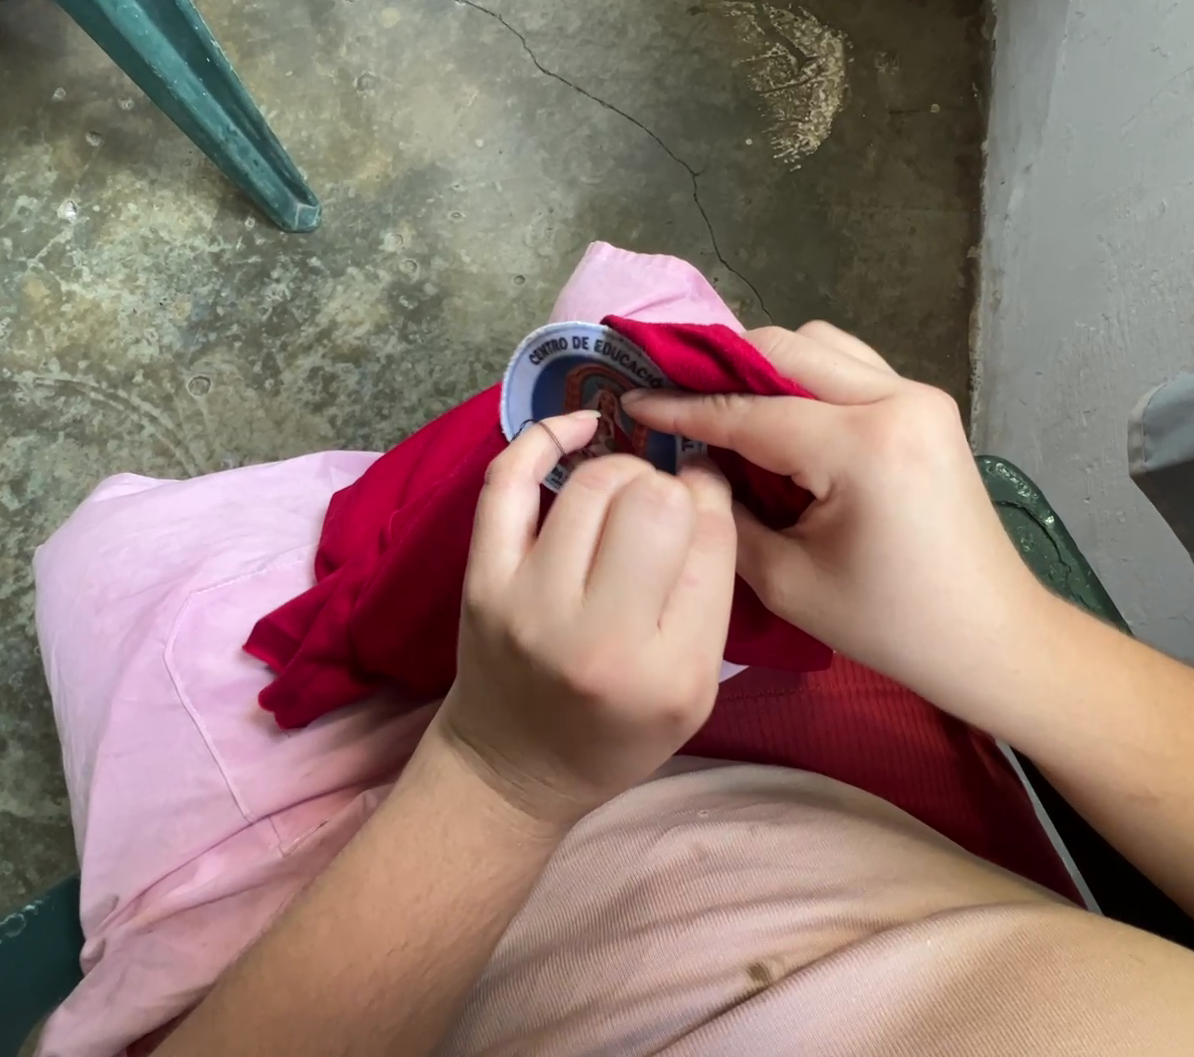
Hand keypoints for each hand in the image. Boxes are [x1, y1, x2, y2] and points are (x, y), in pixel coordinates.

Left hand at [434, 411, 738, 827]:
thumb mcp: (696, 689)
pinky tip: (577, 426)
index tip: (701, 493)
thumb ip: (710, 595)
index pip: (710, 539)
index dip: (711, 498)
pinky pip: (508, 481)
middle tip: (661, 505)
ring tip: (624, 489)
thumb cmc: (617, 736)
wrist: (515, 767)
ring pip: (593, 482)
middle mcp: (600, 637)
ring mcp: (530, 605)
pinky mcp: (482, 582)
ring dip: (621, 470)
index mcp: (671, 672)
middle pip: (654, 502)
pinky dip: (543, 437)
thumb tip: (700, 485)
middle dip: (669, 487)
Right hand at [622, 322, 1047, 704]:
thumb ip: (727, 513)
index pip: (750, 411)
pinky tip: (780, 416)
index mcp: (863, 448)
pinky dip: (804, 377)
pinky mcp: (925, 407)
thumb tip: (694, 466)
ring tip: (726, 406)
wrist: (989, 637)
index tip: (633, 399)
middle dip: (720, 366)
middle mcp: (897, 400)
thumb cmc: (888, 625)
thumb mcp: (786, 581)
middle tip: (674, 395)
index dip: (684, 406)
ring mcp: (919, 396)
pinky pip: (848, 367)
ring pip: (821, 344)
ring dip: (765, 365)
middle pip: (786, 347)